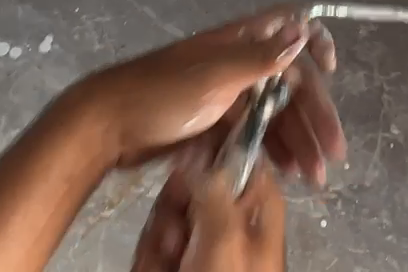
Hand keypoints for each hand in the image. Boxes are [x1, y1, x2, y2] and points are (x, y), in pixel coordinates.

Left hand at [73, 7, 346, 183]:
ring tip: (313, 177)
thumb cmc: (163, 91)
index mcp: (243, 39)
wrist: (110, 125)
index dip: (315, 42)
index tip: (331, 71)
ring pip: (276, 112)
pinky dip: (275, 150)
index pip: (290, 26)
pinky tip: (287, 172)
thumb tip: (304, 27)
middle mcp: (242, 60)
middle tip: (332, 155)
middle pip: (291, 82)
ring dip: (298, 140)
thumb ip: (261, 56)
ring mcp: (230, 91)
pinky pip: (257, 132)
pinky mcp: (219, 120)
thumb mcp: (215, 74)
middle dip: (314, 116)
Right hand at [133, 141, 284, 271]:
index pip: (235, 157)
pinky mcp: (177, 266)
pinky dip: (149, 261)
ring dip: (158, 240)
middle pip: (192, 186)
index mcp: (258, 205)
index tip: (184, 172)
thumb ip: (215, 187)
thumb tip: (202, 147)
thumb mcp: (227, 237)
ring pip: (168, 216)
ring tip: (165, 265)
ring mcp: (204, 246)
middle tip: (175, 240)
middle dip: (173, 211)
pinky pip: (154, 247)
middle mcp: (232, 219)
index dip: (206, 159)